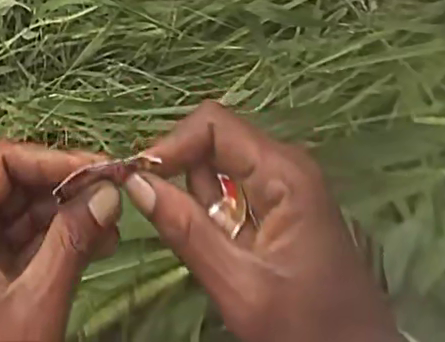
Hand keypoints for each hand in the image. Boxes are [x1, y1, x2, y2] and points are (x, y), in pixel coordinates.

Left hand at [0, 140, 122, 341]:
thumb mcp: (35, 304)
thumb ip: (71, 242)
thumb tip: (110, 190)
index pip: (3, 164)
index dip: (51, 159)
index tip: (97, 168)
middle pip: (18, 184)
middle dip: (67, 184)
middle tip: (114, 188)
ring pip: (30, 212)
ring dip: (72, 210)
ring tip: (114, 217)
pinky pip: (34, 242)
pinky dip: (66, 238)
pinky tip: (102, 240)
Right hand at [126, 102, 397, 341]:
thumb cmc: (309, 331)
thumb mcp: (241, 289)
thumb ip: (186, 230)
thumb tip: (135, 181)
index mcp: (284, 171)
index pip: (214, 124)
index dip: (172, 143)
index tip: (140, 177)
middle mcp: (285, 163)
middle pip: (214, 139)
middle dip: (181, 170)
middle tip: (161, 213)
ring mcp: (285, 182)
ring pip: (218, 164)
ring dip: (198, 197)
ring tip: (209, 245)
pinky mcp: (282, 203)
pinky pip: (232, 188)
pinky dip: (213, 210)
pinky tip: (223, 247)